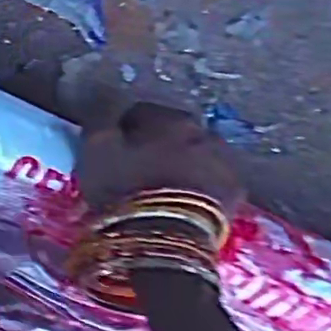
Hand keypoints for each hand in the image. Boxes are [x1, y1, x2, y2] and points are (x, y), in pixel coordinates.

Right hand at [75, 101, 244, 214]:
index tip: (106, 146)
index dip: (119, 127)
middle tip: (131, 166)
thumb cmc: (123, 184)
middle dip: (154, 144)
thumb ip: (99, 119)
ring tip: (155, 185)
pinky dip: (195, 185)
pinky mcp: (235, 193)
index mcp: (168, 119)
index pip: (139, 111)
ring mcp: (226, 163)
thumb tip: (105, 99)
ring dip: (178, 163)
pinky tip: (177, 199)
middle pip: (172, 132)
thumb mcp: (95, 148)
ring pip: (194, 155)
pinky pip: (209, 180)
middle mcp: (204, 133)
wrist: (164, 231)